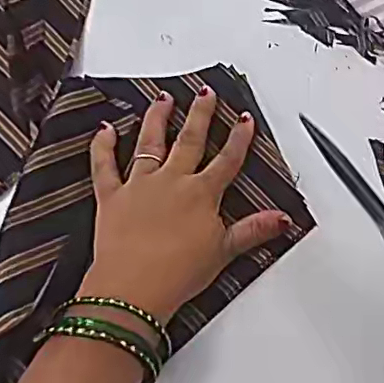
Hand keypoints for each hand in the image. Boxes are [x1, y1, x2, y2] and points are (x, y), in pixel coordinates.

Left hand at [83, 87, 291, 322]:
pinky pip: (104, 165)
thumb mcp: (225, 250)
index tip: (245, 120)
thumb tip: (281, 219)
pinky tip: (105, 129)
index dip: (239, 138)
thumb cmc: (177, 272)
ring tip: (163, 99)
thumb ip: (254, 229)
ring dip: (157, 118)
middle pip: (190, 140)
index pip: (227, 159)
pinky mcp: (111, 197)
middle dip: (201, 114)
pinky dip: (102, 146)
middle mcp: (172, 181)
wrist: (133, 289)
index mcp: (201, 193)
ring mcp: (140, 186)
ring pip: (150, 142)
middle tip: (206, 94)